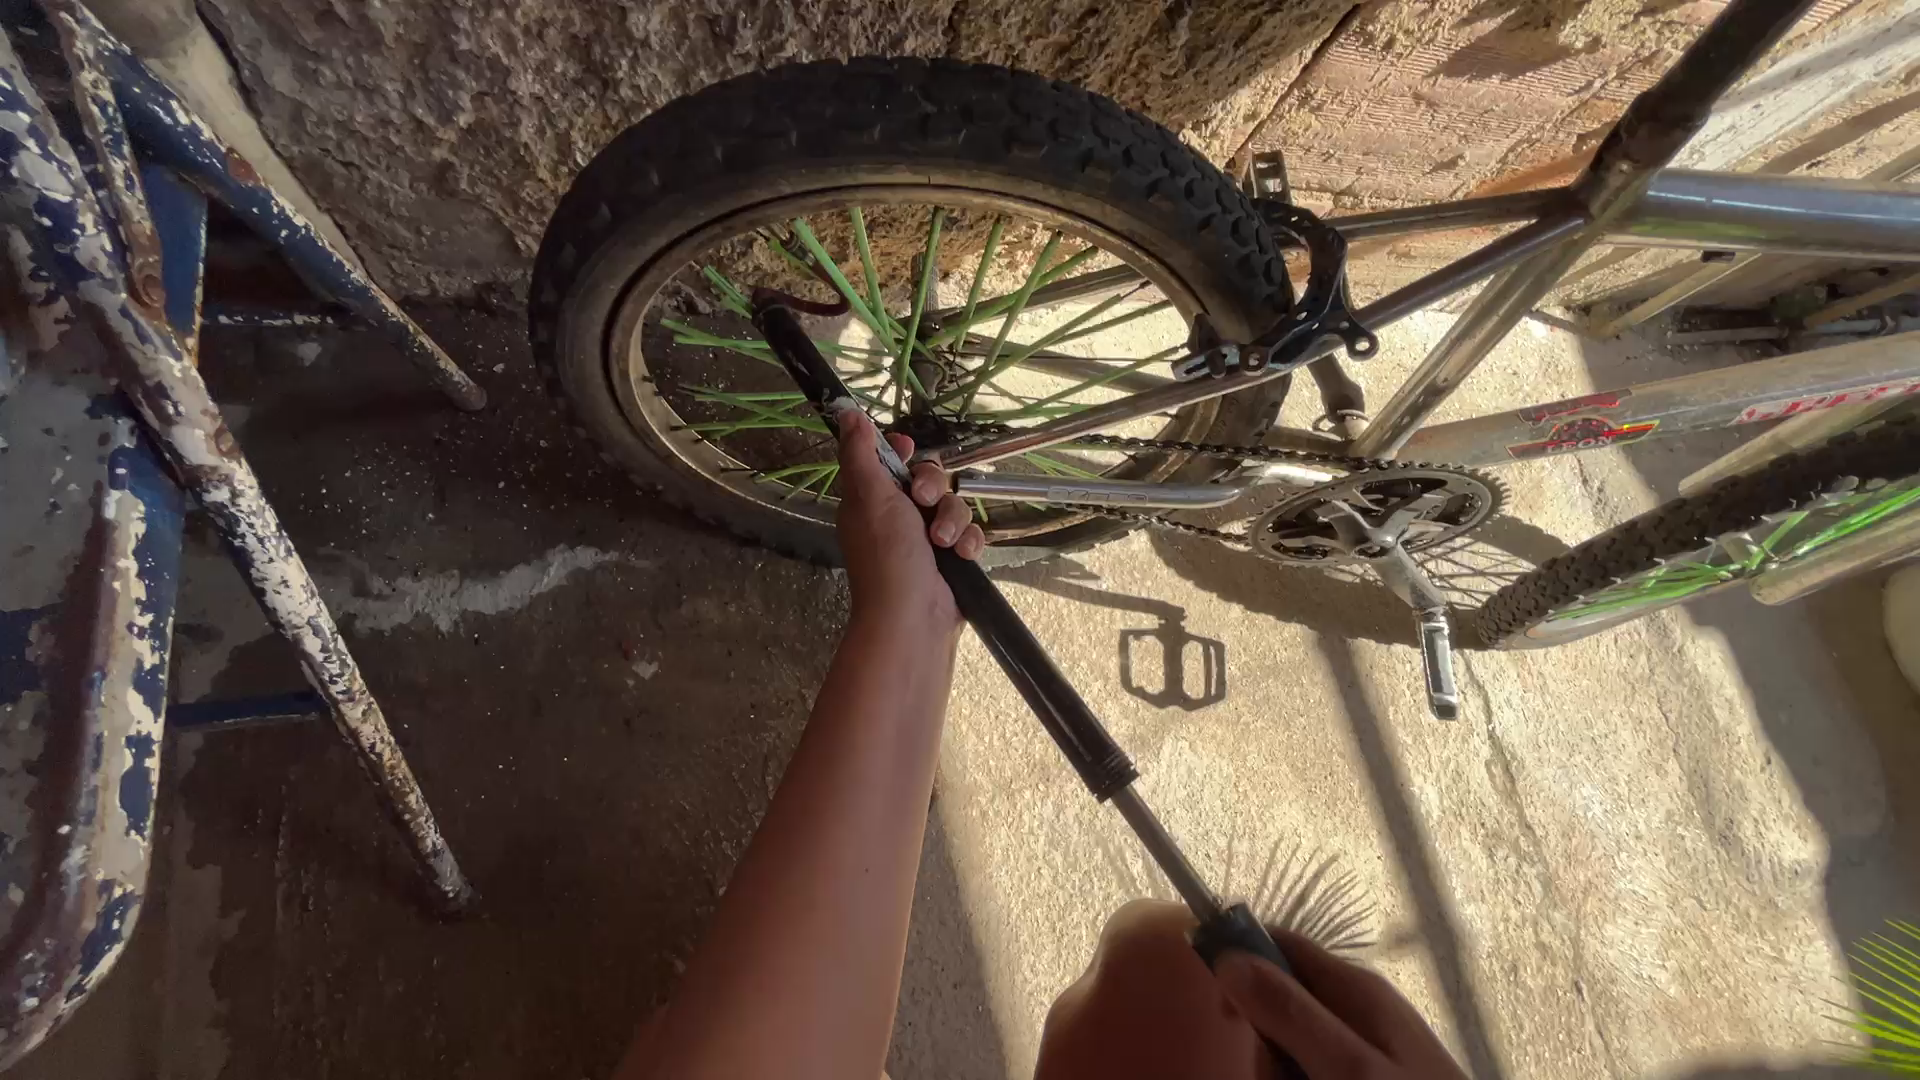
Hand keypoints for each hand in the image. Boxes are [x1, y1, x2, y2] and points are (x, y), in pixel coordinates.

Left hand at [833, 409, 983, 632]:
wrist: (914, 616)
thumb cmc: (887, 555)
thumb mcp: (870, 496)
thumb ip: (860, 453)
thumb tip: (846, 412)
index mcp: (870, 500)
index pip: (888, 461)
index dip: (901, 451)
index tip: (908, 449)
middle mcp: (897, 517)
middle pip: (928, 478)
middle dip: (932, 487)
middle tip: (923, 502)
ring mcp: (926, 539)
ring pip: (952, 505)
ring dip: (952, 520)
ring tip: (943, 542)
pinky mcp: (952, 558)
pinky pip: (970, 534)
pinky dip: (969, 543)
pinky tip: (963, 556)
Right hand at [1215, 933, 1465, 1078]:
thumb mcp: (1349, 1070)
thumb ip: (1288, 1010)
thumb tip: (1226, 956)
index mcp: (1355, 989)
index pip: (1277, 943)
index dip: (1239, 961)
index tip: (1221, 1008)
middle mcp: (1355, 1013)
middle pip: (1276, 1004)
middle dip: (1265, 1047)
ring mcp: (1362, 1055)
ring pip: (1287, 1050)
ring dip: (1279, 1076)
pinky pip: (1308, 1073)